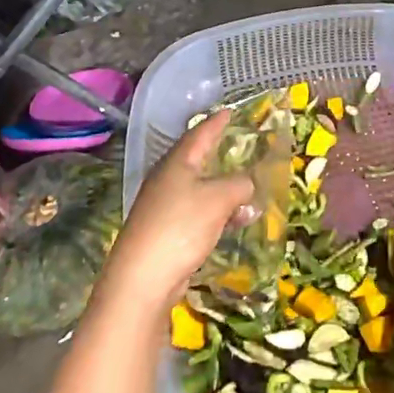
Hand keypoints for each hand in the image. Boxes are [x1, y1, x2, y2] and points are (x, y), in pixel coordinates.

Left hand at [104, 110, 254, 300]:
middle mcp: (167, 180)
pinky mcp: (166, 231)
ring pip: (201, 188)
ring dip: (225, 189)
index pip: (200, 133)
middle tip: (243, 145)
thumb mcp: (220, 198)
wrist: (142, 281)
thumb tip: (248, 184)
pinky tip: (236, 222)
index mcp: (177, 163)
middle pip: (197, 160)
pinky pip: (198, 211)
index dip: (217, 122)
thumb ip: (240, 184)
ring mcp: (164, 206)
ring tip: (250, 190)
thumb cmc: (181, 227)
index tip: (231, 112)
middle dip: (221, 154)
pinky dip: (219, 211)